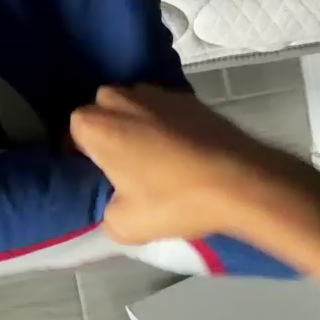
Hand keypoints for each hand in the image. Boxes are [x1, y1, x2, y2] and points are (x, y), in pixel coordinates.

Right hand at [70, 84, 310, 244]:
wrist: (245, 183)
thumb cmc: (176, 200)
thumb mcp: (128, 226)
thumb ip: (105, 215)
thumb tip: (113, 207)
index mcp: (91, 124)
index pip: (74, 135)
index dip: (87, 157)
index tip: (105, 177)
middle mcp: (113, 98)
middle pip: (102, 115)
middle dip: (111, 133)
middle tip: (132, 166)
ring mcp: (152, 93)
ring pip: (132, 107)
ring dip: (138, 125)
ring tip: (162, 156)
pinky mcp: (187, 96)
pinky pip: (165, 109)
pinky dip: (169, 124)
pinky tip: (189, 150)